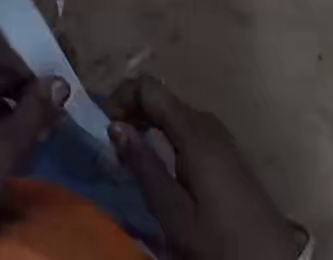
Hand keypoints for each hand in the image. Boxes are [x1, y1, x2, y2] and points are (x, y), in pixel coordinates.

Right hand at [109, 75, 305, 259]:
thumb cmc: (222, 246)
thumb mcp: (175, 214)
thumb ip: (144, 166)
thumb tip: (115, 125)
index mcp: (195, 133)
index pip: (150, 88)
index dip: (123, 97)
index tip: (106, 127)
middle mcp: (208, 124)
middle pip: (161, 97)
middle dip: (132, 110)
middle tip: (112, 144)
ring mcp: (220, 137)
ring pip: (173, 112)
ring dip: (147, 122)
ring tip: (129, 153)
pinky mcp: (226, 153)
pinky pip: (187, 128)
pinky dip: (165, 133)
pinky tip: (158, 161)